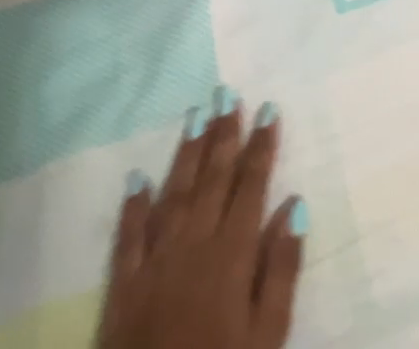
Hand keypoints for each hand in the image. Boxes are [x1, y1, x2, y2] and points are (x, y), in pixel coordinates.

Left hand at [99, 92, 305, 348]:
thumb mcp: (269, 330)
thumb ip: (282, 267)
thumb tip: (295, 204)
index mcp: (233, 255)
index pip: (250, 187)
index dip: (261, 147)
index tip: (269, 109)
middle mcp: (193, 246)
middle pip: (212, 180)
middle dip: (224, 135)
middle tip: (227, 94)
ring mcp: (154, 262)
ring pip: (173, 195)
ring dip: (187, 154)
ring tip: (196, 115)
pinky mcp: (123, 284)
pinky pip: (129, 235)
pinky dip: (134, 204)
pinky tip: (138, 176)